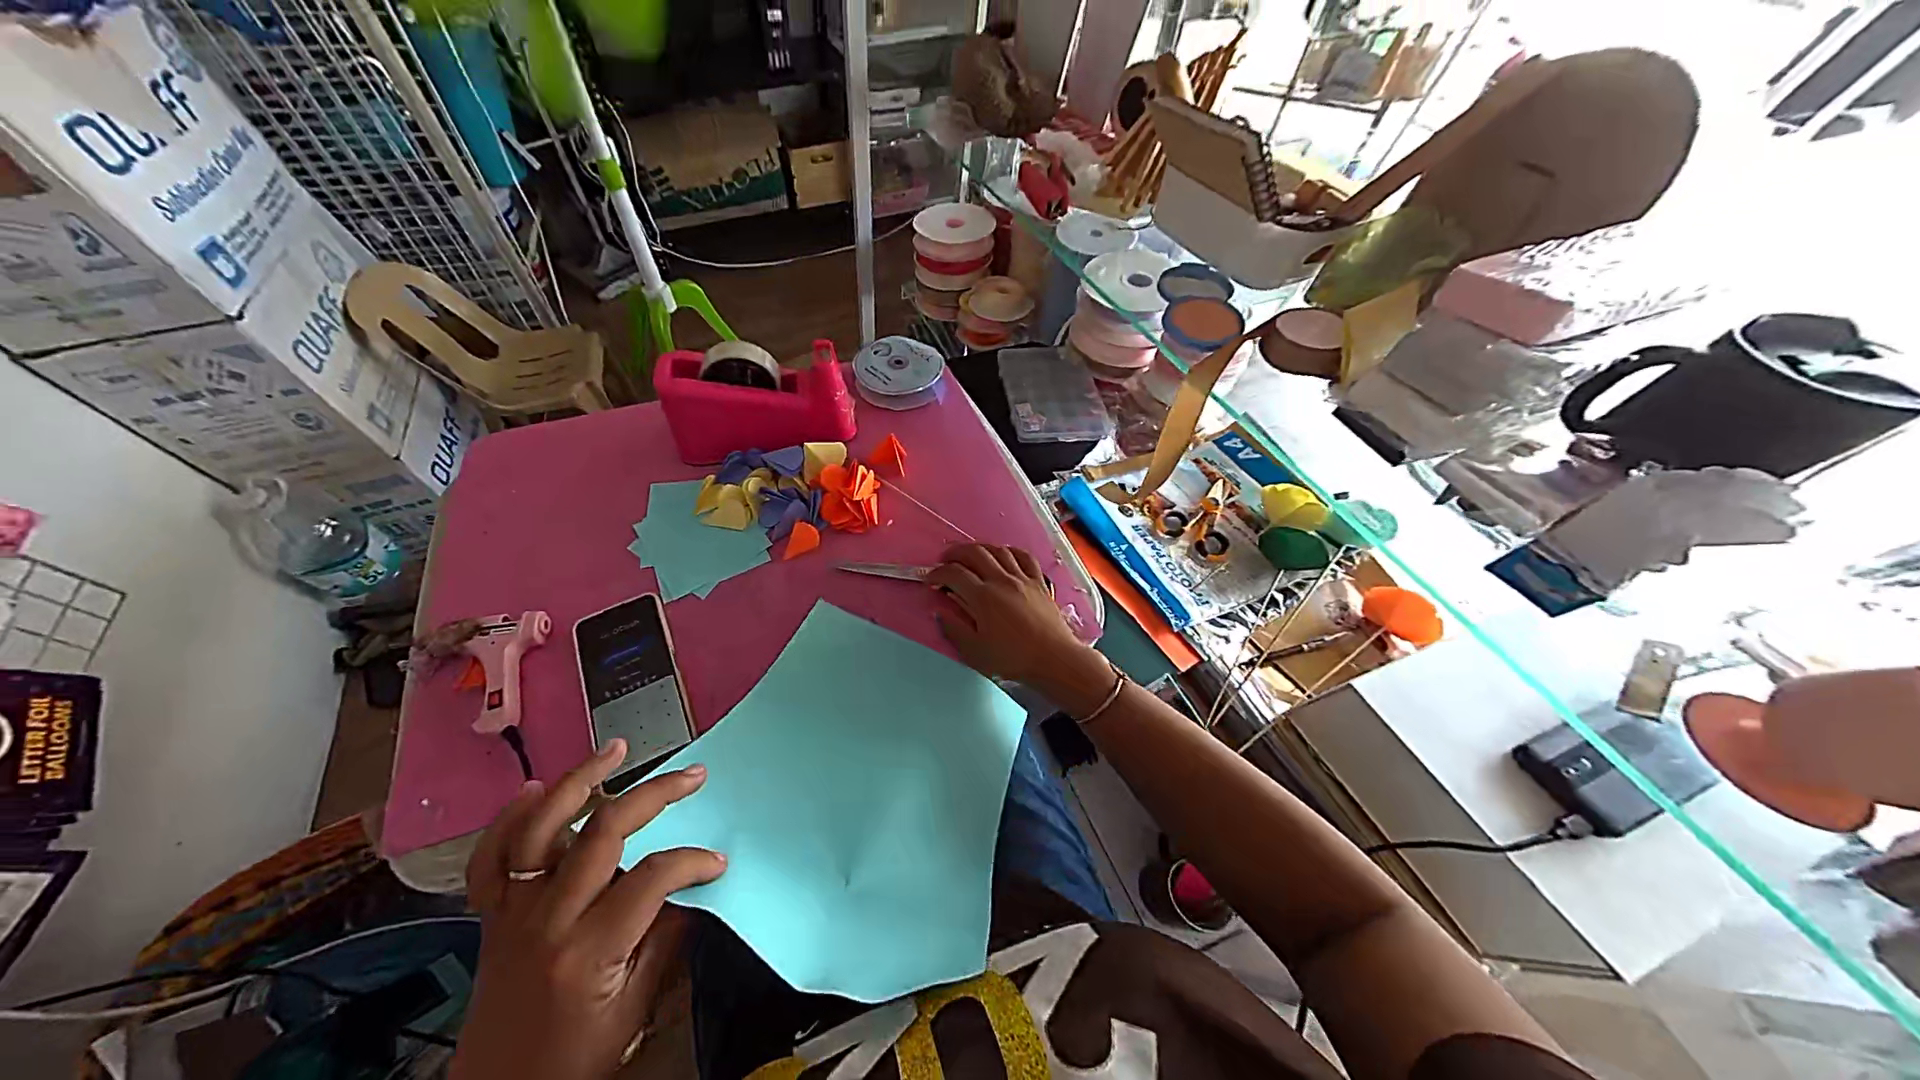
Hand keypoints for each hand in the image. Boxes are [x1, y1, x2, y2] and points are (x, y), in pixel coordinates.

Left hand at [450, 739, 724, 1079]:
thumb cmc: (574, 1060)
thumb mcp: (634, 1008)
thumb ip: (665, 940)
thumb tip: (691, 889)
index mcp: (589, 948)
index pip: (652, 877)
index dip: (692, 861)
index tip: (716, 864)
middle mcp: (547, 919)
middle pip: (602, 832)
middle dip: (655, 794)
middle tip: (692, 775)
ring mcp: (514, 911)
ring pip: (541, 828)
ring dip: (580, 780)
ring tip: (615, 750)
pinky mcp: (494, 914)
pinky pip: (492, 858)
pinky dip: (510, 819)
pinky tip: (535, 790)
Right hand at [928, 544, 1101, 693]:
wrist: (1054, 660)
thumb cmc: (1014, 659)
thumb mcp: (975, 651)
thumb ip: (954, 629)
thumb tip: (940, 613)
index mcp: (983, 597)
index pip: (954, 573)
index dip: (937, 573)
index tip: (930, 579)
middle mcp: (1002, 581)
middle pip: (974, 553)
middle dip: (955, 553)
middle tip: (945, 560)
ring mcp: (1022, 579)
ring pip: (998, 550)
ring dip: (980, 548)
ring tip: (971, 556)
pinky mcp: (1039, 582)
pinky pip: (1024, 557)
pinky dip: (1010, 551)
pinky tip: (1004, 555)